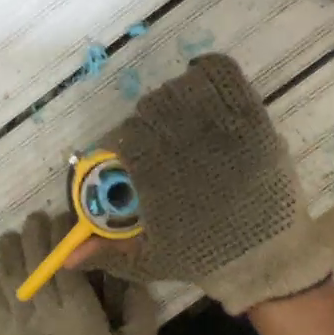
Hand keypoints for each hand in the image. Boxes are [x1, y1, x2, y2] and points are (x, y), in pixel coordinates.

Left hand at [0, 211, 158, 334]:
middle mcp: (42, 316)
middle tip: (36, 219)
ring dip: (8, 257)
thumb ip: (139, 309)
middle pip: (32, 266)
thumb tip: (131, 275)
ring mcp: (18, 334)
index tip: (62, 218)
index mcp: (77, 313)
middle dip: (33, 237)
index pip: (62, 262)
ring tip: (11, 238)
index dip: (60, 236)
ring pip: (8, 284)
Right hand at [97, 53, 332, 313]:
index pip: (126, 135)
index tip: (132, 156)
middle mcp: (183, 144)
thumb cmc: (206, 258)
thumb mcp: (149, 261)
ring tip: (182, 118)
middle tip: (158, 140)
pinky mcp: (251, 119)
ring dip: (175, 98)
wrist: (268, 258)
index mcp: (157, 175)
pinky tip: (202, 86)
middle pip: (151, 107)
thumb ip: (105, 253)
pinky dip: (208, 73)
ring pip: (180, 88)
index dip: (125, 143)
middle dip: (149, 121)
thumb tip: (65, 258)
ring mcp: (220, 127)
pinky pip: (221, 75)